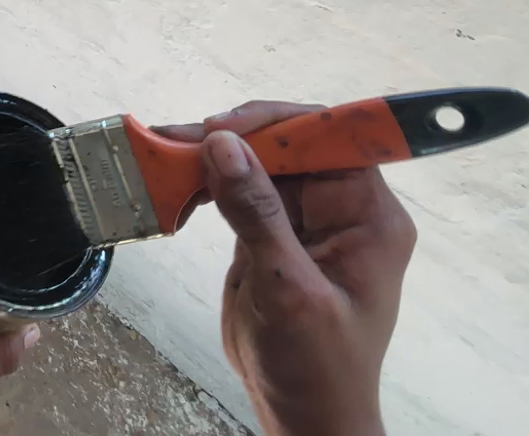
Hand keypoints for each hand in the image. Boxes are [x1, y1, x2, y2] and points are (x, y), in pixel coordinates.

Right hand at [158, 102, 416, 435]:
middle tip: (174, 138)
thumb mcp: (286, 287)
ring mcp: (302, 217)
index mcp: (366, 215)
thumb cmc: (314, 363)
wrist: (303, 416)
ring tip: (162, 151)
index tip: (221, 128)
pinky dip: (202, 178)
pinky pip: (235, 184)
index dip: (277, 122)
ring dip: (207, 153)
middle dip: (230, 135)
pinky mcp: (268, 228)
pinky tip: (173, 180)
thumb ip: (256, 212)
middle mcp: (338, 206)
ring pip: (253, 158)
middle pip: (284, 142)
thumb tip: (222, 142)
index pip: (330, 138)